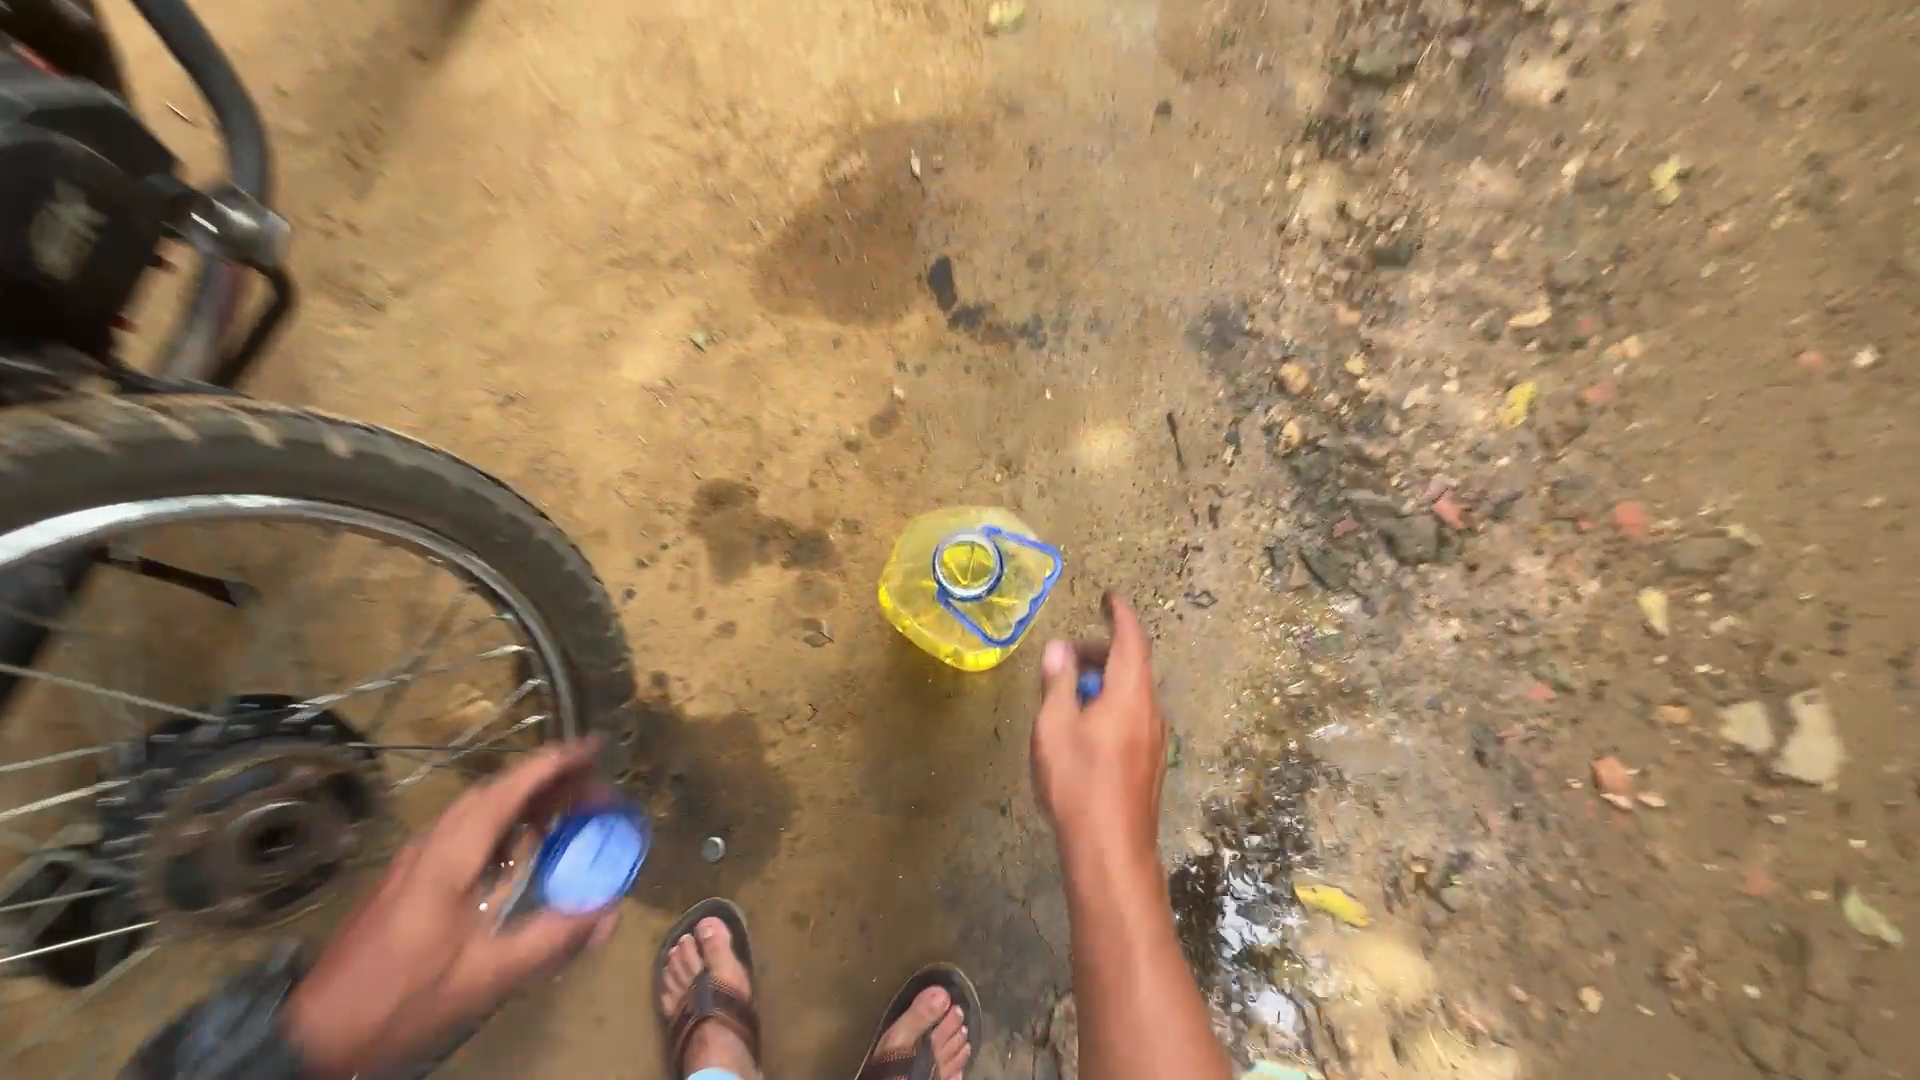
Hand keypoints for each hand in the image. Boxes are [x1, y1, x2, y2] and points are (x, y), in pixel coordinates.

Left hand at [283, 740, 619, 1078]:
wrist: (312, 1034)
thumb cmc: (401, 998)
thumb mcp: (484, 976)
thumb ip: (551, 939)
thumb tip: (609, 912)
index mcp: (450, 857)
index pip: (507, 791)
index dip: (553, 764)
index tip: (592, 748)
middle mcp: (432, 845)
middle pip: (495, 791)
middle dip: (549, 779)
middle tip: (596, 784)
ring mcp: (417, 859)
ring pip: (479, 807)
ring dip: (527, 796)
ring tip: (570, 805)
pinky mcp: (410, 876)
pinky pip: (468, 827)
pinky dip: (506, 817)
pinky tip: (524, 841)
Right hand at [1032, 594, 1165, 872]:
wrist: (1110, 850)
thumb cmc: (1078, 782)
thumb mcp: (1054, 726)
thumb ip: (1058, 682)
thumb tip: (1060, 649)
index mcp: (1131, 694)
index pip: (1131, 640)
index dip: (1119, 614)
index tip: (1107, 598)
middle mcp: (1151, 711)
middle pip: (1131, 667)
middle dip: (1099, 654)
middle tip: (1066, 661)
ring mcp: (1155, 740)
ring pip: (1130, 695)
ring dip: (1101, 684)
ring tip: (1064, 700)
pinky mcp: (1150, 763)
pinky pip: (1131, 718)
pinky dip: (1108, 707)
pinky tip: (1080, 733)